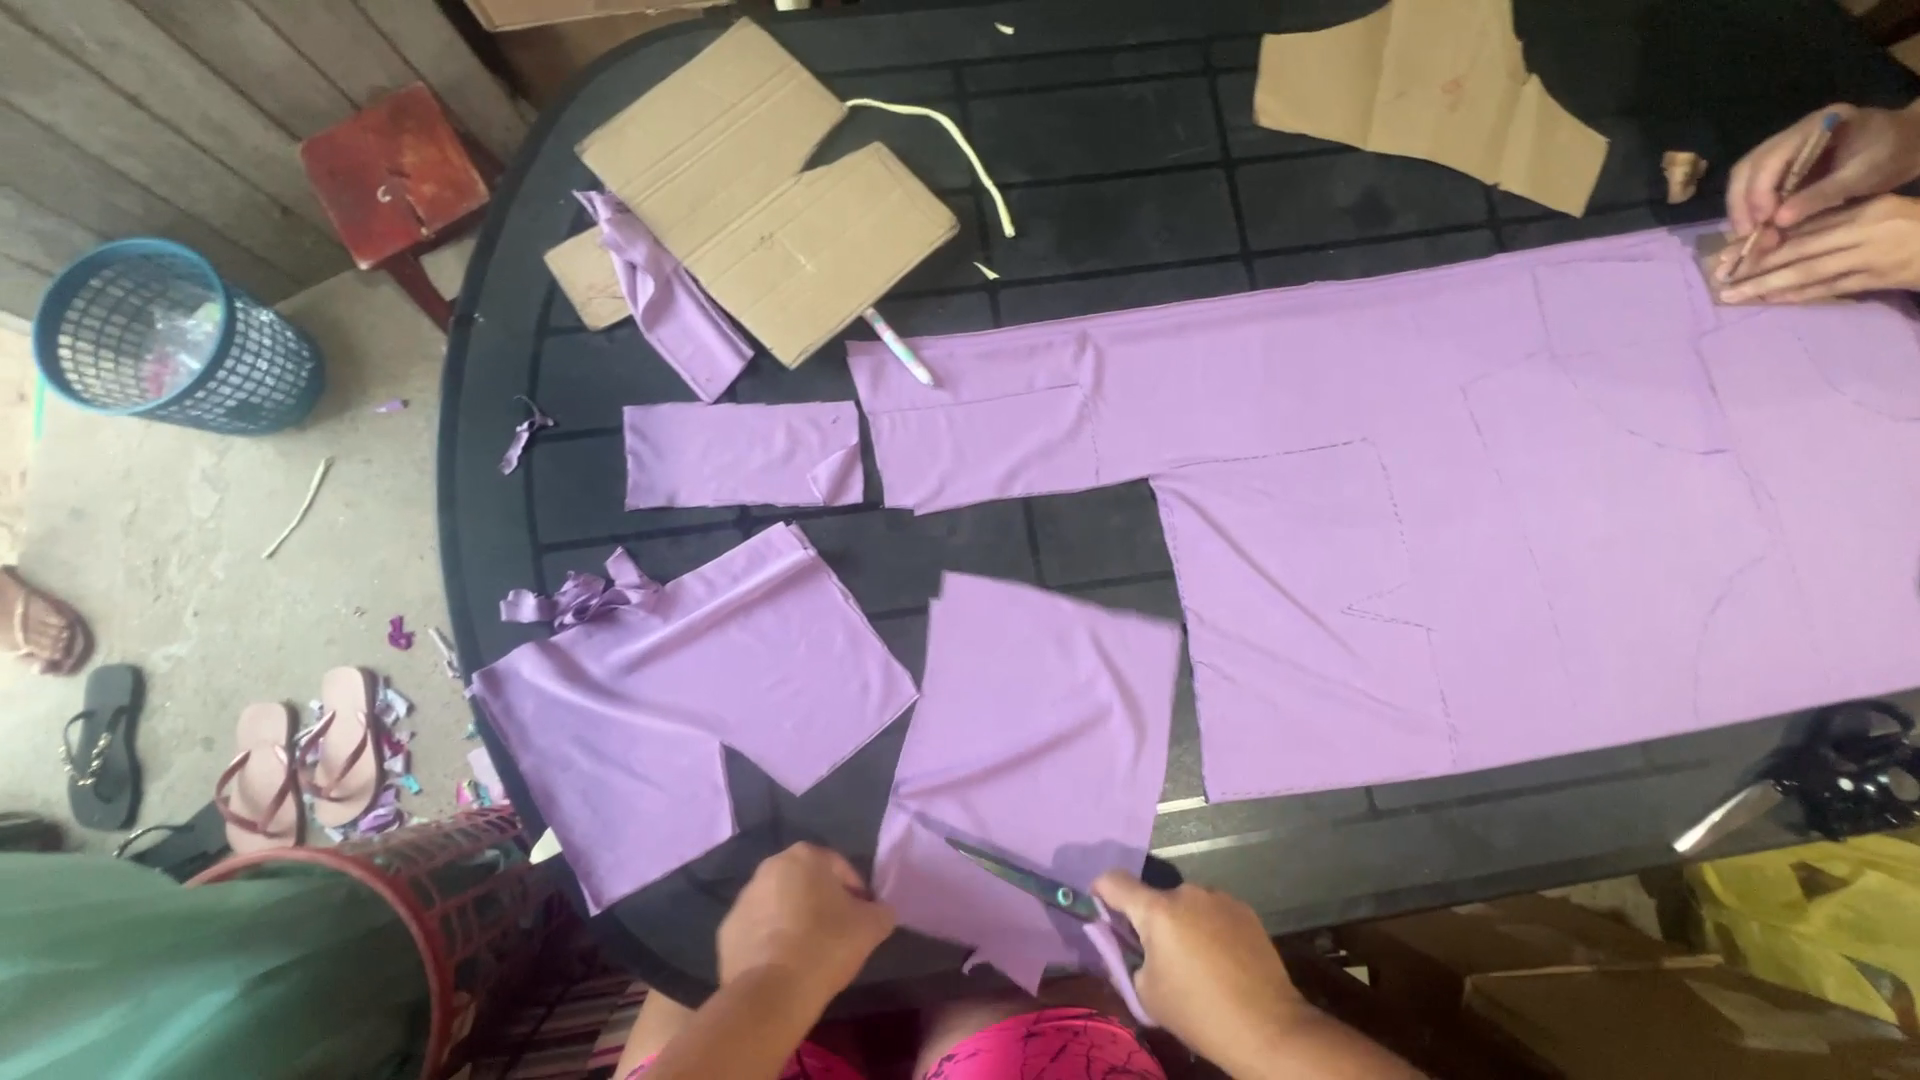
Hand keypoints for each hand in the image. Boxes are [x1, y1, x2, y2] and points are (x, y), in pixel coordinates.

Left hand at [717, 842, 895, 1009]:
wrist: (772, 992)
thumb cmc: (826, 945)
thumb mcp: (872, 926)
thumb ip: (881, 911)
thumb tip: (879, 912)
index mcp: (805, 856)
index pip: (841, 869)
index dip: (857, 894)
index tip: (863, 920)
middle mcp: (770, 867)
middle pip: (807, 883)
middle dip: (822, 903)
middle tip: (838, 933)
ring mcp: (744, 898)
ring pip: (780, 905)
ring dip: (794, 920)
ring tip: (810, 952)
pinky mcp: (727, 931)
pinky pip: (758, 930)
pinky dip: (771, 941)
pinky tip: (785, 964)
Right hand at [1093, 873, 1306, 1061]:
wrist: (1268, 1028)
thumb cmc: (1198, 1013)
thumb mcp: (1145, 993)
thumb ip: (1127, 959)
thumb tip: (1128, 946)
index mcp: (1156, 910)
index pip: (1114, 881)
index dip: (1101, 891)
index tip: (1100, 908)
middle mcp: (1187, 893)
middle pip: (1155, 898)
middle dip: (1150, 920)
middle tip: (1158, 954)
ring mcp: (1220, 898)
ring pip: (1186, 904)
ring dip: (1182, 922)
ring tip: (1196, 960)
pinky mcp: (1246, 910)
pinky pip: (1213, 912)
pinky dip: (1208, 928)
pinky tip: (1221, 960)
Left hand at [1718, 194, 1919, 302]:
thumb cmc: (1916, 226)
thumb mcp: (1880, 213)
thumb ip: (1836, 222)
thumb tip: (1779, 238)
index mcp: (1867, 209)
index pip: (1803, 226)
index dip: (1761, 242)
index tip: (1726, 254)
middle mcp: (1868, 230)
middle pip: (1798, 249)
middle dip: (1754, 264)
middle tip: (1718, 277)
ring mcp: (1875, 256)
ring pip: (1807, 271)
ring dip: (1766, 284)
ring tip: (1732, 294)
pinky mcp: (1882, 278)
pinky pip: (1830, 288)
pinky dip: (1797, 294)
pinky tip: (1770, 299)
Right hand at [1725, 103, 1919, 240]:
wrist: (1911, 143)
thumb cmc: (1895, 154)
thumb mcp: (1865, 175)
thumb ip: (1822, 194)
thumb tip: (1777, 221)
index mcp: (1818, 125)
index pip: (1770, 159)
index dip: (1759, 192)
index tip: (1763, 223)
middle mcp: (1791, 133)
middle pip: (1747, 169)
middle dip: (1743, 204)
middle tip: (1748, 233)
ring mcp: (1782, 146)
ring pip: (1742, 178)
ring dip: (1740, 208)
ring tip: (1749, 232)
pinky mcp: (1779, 162)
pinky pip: (1751, 184)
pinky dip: (1748, 207)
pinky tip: (1756, 223)